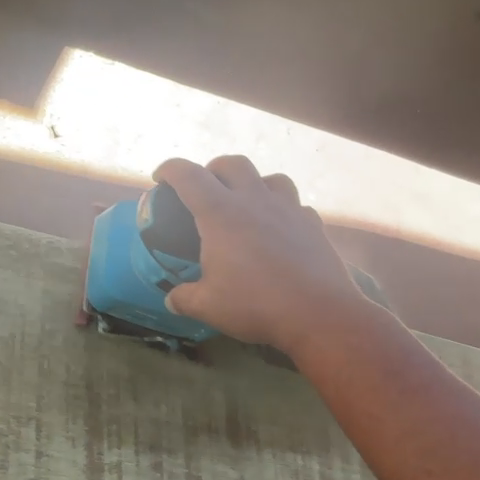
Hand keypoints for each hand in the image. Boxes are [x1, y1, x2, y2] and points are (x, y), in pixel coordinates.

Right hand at [152, 155, 382, 360]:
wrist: (319, 314)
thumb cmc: (254, 304)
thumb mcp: (206, 306)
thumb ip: (183, 298)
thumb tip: (172, 299)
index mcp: (220, 214)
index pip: (188, 176)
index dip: (169, 170)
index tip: (159, 178)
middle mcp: (254, 202)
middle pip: (233, 164)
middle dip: (213, 169)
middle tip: (204, 190)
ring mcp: (289, 210)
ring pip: (270, 178)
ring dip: (253, 184)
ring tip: (246, 204)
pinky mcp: (313, 225)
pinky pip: (295, 206)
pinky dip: (282, 211)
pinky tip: (277, 230)